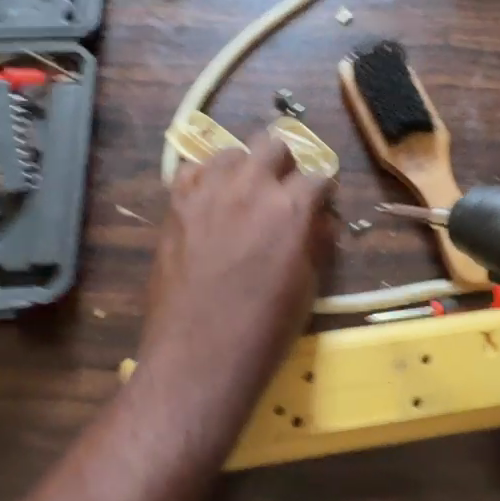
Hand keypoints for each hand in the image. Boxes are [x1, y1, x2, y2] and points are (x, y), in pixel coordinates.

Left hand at [139, 132, 336, 402]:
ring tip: (244, 198)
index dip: (323, 192)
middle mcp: (251, 187)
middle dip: (285, 165)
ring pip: (232, 152)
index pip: (319, 176)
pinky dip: (206, 180)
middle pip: (274, 144)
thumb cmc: (265, 330)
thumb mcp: (308, 286)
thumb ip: (316, 241)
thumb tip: (321, 221)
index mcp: (292, 208)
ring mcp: (208, 192)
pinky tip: (210, 204)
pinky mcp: (176, 204)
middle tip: (283, 193)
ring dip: (244, 169)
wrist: (199, 356)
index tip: (321, 206)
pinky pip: (192, 170)